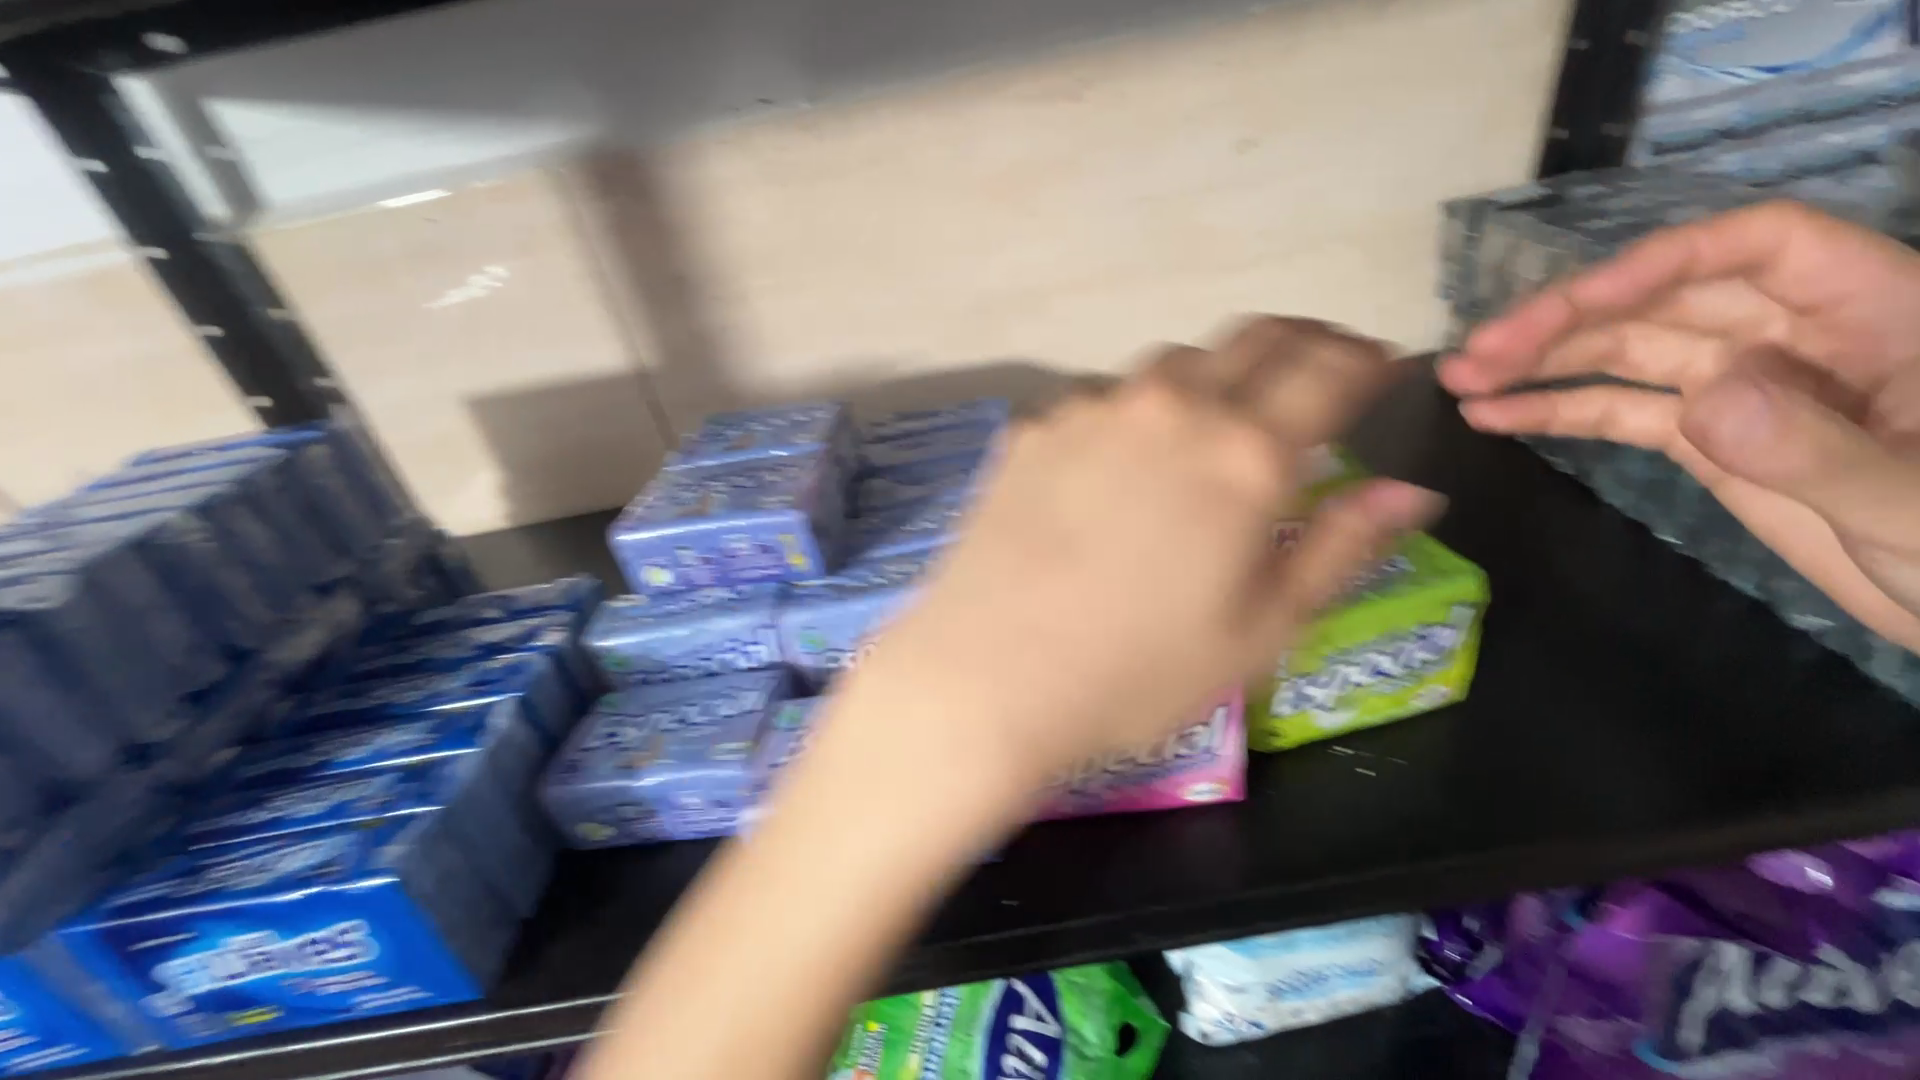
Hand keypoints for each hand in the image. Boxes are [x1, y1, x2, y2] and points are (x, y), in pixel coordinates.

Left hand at [586, 317, 1441, 1079]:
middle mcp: (1170, 407)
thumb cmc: (1134, 676)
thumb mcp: (1259, 632)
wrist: (982, 680)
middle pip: (1256, 338)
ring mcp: (1090, 410)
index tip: (1385, 367)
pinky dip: (1138, 413)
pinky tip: (1124, 464)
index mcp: (1244, 454)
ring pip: (1174, 365)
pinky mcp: (1033, 428)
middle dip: (1305, 343)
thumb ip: (1339, 549)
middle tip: (1324, 369)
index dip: (1369, 362)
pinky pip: (1104, 400)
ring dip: (1215, 376)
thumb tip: (1411, 491)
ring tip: (1222, 419)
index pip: (1331, 372)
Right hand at [1438, 200, 1919, 651]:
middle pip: (1665, 301)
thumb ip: (1823, 451)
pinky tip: (1491, 417)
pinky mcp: (1706, 440)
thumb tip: (1708, 396)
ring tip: (1461, 379)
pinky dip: (1555, 410)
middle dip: (1565, 321)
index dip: (1663, 261)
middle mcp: (1795, 339)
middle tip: (1477, 354)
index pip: (1761, 249)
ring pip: (1626, 352)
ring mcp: (1742, 391)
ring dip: (1540, 362)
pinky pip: (1620, 412)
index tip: (1580, 303)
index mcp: (1879, 318)